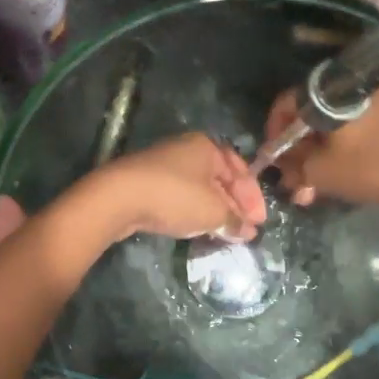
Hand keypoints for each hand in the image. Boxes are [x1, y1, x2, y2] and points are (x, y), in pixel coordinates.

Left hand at [78, 133, 267, 240]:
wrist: (118, 197)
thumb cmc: (174, 196)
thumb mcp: (213, 211)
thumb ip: (234, 220)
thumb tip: (247, 230)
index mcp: (207, 147)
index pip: (241, 171)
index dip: (253, 198)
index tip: (260, 222)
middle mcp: (186, 149)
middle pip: (220, 178)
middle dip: (234, 205)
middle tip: (244, 230)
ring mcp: (164, 164)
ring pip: (199, 188)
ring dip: (214, 210)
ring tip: (224, 232)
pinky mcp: (146, 182)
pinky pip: (179, 196)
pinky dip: (193, 210)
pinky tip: (196, 226)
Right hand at [264, 79, 378, 209]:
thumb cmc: (377, 166)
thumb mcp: (322, 173)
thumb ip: (294, 167)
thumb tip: (282, 164)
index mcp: (332, 93)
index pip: (287, 102)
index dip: (273, 132)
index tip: (273, 161)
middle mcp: (355, 88)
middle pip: (314, 117)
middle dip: (300, 152)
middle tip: (296, 182)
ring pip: (339, 127)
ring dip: (323, 156)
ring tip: (319, 189)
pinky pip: (363, 131)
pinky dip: (348, 152)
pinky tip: (348, 178)